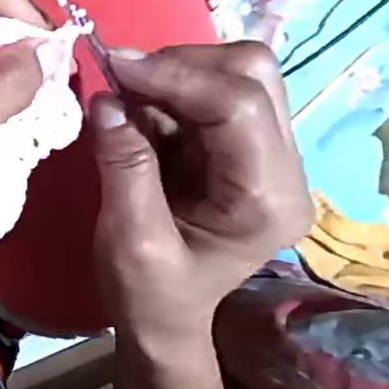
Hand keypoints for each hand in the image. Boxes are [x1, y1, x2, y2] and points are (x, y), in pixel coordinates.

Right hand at [90, 43, 312, 347]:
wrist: (163, 321)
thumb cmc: (148, 294)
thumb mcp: (129, 239)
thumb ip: (124, 167)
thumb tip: (105, 100)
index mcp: (267, 198)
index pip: (239, 105)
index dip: (175, 75)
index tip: (111, 67)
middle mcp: (284, 168)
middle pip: (250, 75)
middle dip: (179, 66)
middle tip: (119, 81)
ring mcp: (266, 155)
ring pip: (235, 75)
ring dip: (173, 75)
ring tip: (123, 97)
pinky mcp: (238, 149)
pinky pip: (210, 94)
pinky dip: (166, 91)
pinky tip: (135, 110)